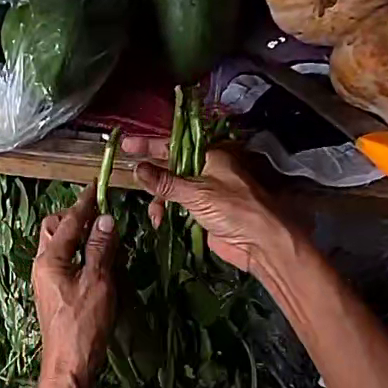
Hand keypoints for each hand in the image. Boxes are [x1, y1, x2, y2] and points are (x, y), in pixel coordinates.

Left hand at [32, 184, 116, 387]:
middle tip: (99, 212)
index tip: (97, 188)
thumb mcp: (98, 283)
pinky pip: (64, 261)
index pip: (68, 221)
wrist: (69, 367)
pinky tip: (97, 259)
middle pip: (54, 228)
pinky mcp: (54, 293)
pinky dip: (78, 252)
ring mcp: (46, 280)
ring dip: (76, 234)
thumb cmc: (84, 326)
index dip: (85, 203)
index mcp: (50, 260)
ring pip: (57, 245)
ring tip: (101, 233)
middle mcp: (43, 266)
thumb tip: (106, 219)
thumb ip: (101, 249)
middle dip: (74, 216)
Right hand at [125, 137, 294, 274]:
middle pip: (172, 168)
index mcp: (211, 155)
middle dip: (153, 178)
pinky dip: (168, 213)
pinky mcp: (205, 213)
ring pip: (173, 190)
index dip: (149, 145)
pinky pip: (179, 208)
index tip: (127, 146)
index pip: (174, 145)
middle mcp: (208, 170)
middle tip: (132, 180)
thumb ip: (165, 182)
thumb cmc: (234, 208)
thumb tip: (139, 169)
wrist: (260, 242)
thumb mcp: (196, 192)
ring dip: (160, 200)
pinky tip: (161, 222)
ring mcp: (207, 192)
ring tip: (156, 215)